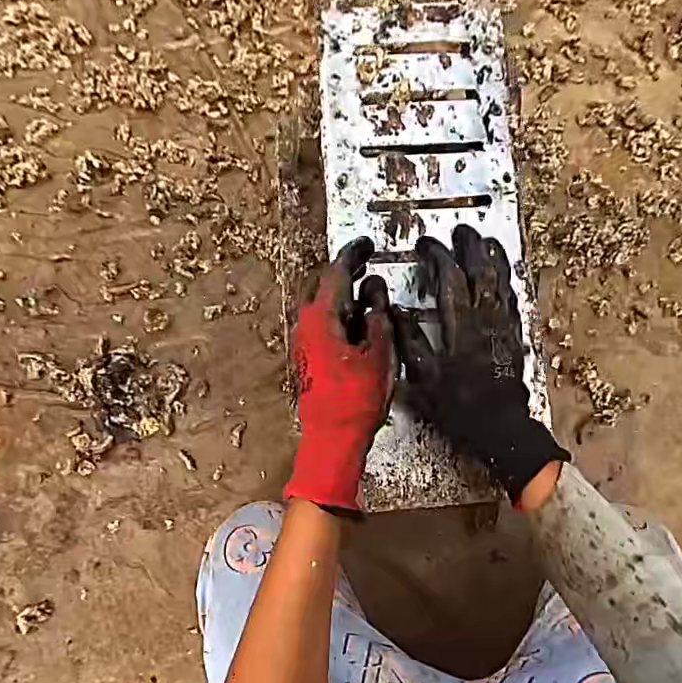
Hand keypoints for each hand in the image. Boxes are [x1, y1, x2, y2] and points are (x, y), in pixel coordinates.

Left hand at [283, 238, 394, 511]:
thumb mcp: (379, 357)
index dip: (353, 255)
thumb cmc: (354, 401)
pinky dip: (337, 314)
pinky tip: (356, 323)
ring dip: (341, 295)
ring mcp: (303, 341)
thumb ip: (377, 322)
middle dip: (344, 272)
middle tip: (364, 264)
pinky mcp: (307, 356)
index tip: (365, 245)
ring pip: (319, 304)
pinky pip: (320, 322)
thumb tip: (375, 302)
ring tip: (366, 294)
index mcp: (322, 318)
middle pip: (321, 284)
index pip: (336, 273)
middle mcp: (305, 325)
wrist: (332, 437)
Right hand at [392, 225, 568, 502]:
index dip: (438, 256)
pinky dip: (507, 282)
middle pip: (481, 272)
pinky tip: (504, 277)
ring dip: (494, 258)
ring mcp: (503, 326)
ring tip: (488, 241)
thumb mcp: (424, 377)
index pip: (449, 279)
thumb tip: (396, 313)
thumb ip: (410, 341)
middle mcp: (485, 320)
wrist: (499, 426)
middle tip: (461, 232)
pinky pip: (512, 300)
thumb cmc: (458, 406)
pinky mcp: (514, 336)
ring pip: (501, 282)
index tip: (427, 245)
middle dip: (470, 247)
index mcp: (460, 326)